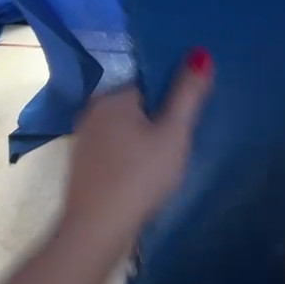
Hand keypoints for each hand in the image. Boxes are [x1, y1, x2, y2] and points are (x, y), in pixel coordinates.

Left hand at [56, 48, 214, 260]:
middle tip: (184, 139)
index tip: (191, 116)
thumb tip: (201, 53)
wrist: (97, 230)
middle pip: (140, 102)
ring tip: (170, 155)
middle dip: (162, 115)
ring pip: (128, 125)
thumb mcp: (174, 133)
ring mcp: (84, 138)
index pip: (152, 81)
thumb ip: (188, 94)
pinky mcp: (83, 162)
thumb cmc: (140, 176)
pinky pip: (116, 144)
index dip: (175, 96)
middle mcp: (92, 111)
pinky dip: (133, 151)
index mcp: (113, 97)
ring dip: (148, 135)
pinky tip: (147, 170)